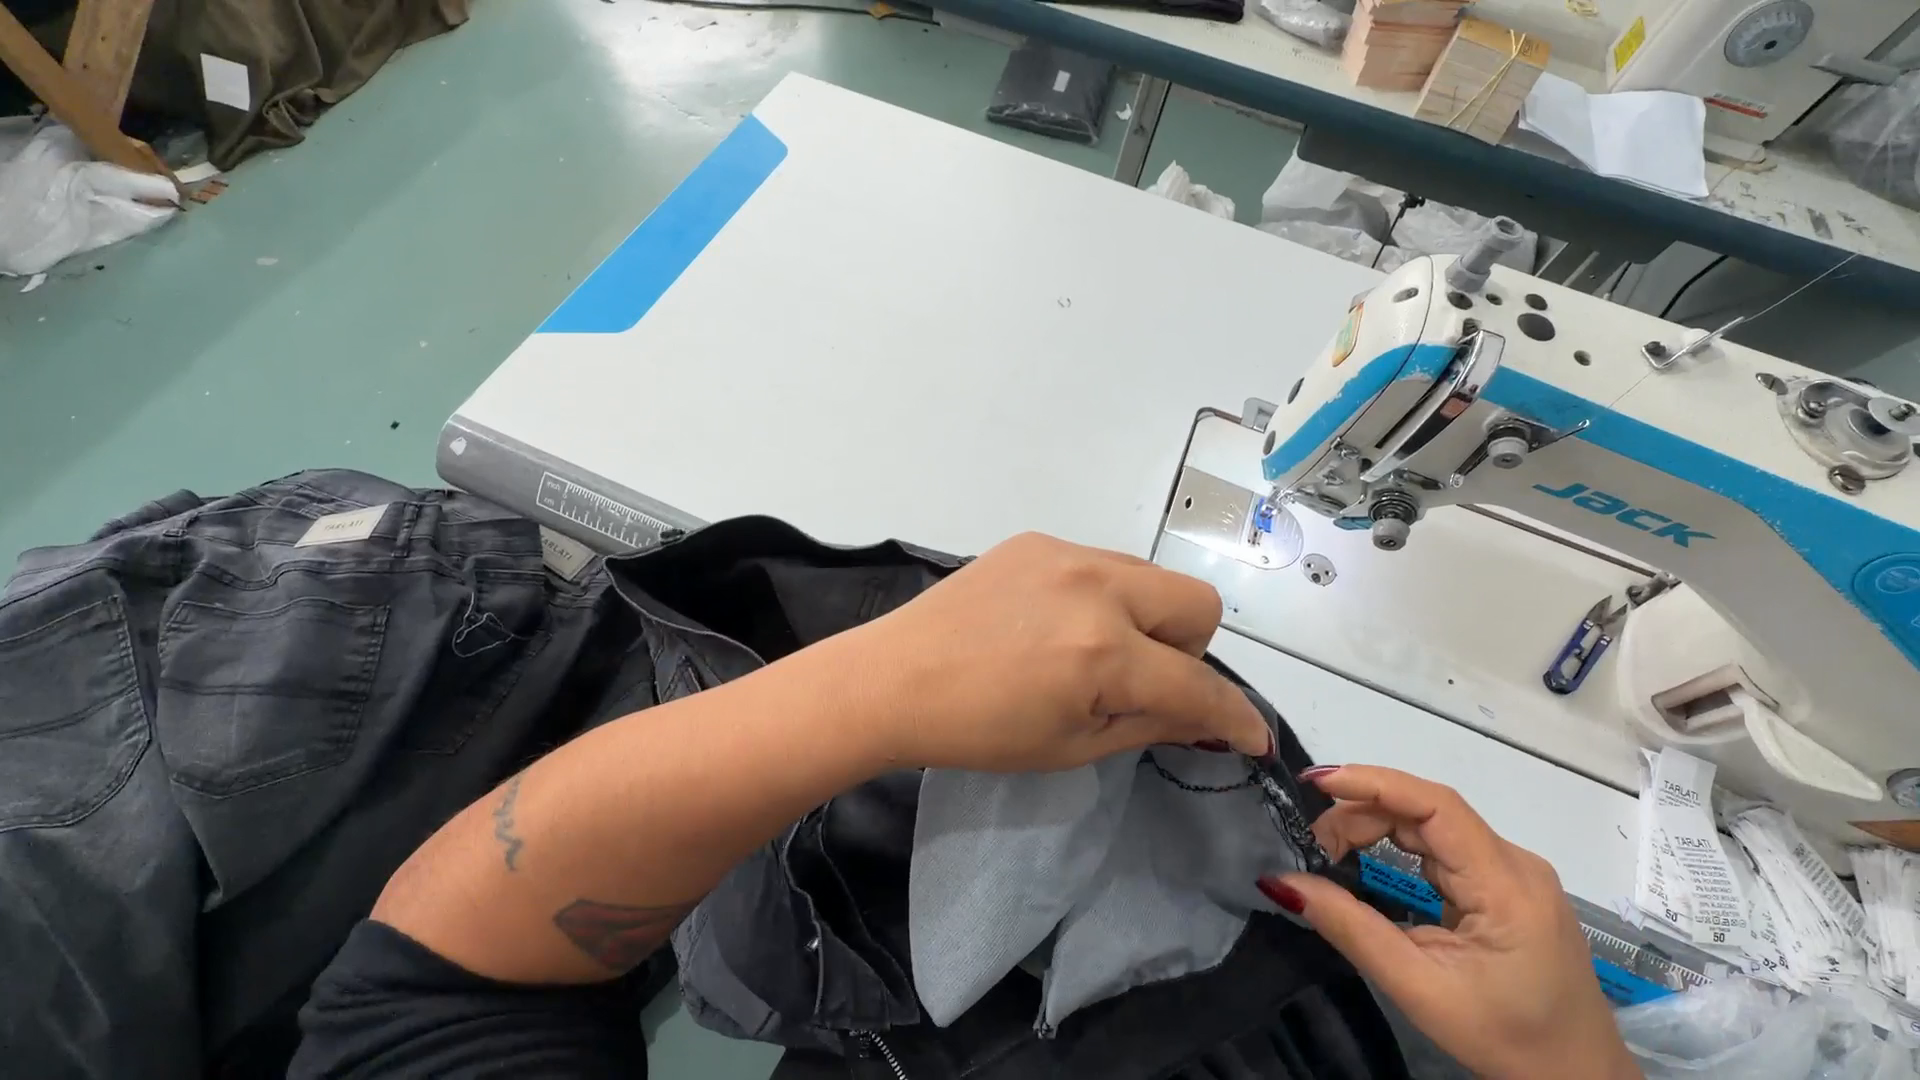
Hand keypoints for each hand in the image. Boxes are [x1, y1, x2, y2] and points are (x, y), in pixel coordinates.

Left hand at [828, 532, 1271, 771]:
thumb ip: (1152, 724)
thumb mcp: (1072, 746)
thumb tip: (1209, 718)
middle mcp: (1095, 588)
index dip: (1234, 717)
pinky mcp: (1036, 540)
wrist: (892, 680)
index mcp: (1103, 653)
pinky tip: (1055, 623)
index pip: (1198, 684)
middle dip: (1188, 650)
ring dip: (1146, 617)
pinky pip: (1102, 565)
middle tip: (1142, 680)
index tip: (1250, 736)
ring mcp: (1063, 554)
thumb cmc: (977, 730)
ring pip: (1151, 577)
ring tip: (1094, 649)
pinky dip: (1102, 597)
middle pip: (1197, 604)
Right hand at [1259, 766, 1638, 1079]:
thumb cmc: (1507, 1040)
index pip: (1437, 806)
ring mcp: (1511, 872)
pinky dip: (1392, 845)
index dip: (1374, 782)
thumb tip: (1280, 881)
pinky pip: (1438, 847)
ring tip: (1327, 853)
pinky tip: (1362, 858)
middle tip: (1311, 845)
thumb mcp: (1419, 988)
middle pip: (1425, 812)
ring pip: (1428, 825)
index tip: (1317, 781)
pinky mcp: (1501, 884)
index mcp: (1507, 886)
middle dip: (1360, 815)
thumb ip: (1349, 927)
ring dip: (1372, 828)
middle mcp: (1515, 864)